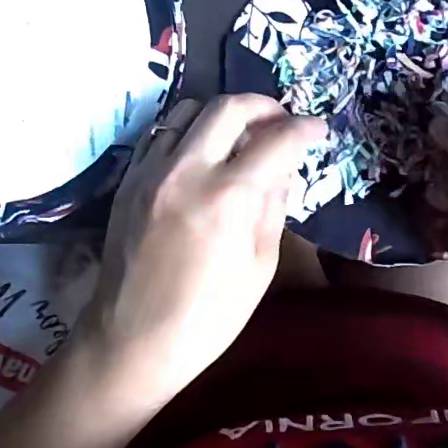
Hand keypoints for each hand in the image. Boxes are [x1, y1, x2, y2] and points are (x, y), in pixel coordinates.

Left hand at [84, 95, 323, 401]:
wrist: (133, 341)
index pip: (276, 140)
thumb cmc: (210, 317)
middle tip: (281, 123)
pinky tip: (203, 152)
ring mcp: (151, 171)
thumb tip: (284, 166)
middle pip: (229, 107)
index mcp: (228, 198)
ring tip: (242, 134)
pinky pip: (161, 132)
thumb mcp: (261, 264)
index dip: (305, 129)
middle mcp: (187, 171)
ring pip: (189, 110)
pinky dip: (190, 130)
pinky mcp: (129, 180)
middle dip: (264, 106)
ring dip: (224, 114)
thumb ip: (274, 204)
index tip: (318, 129)